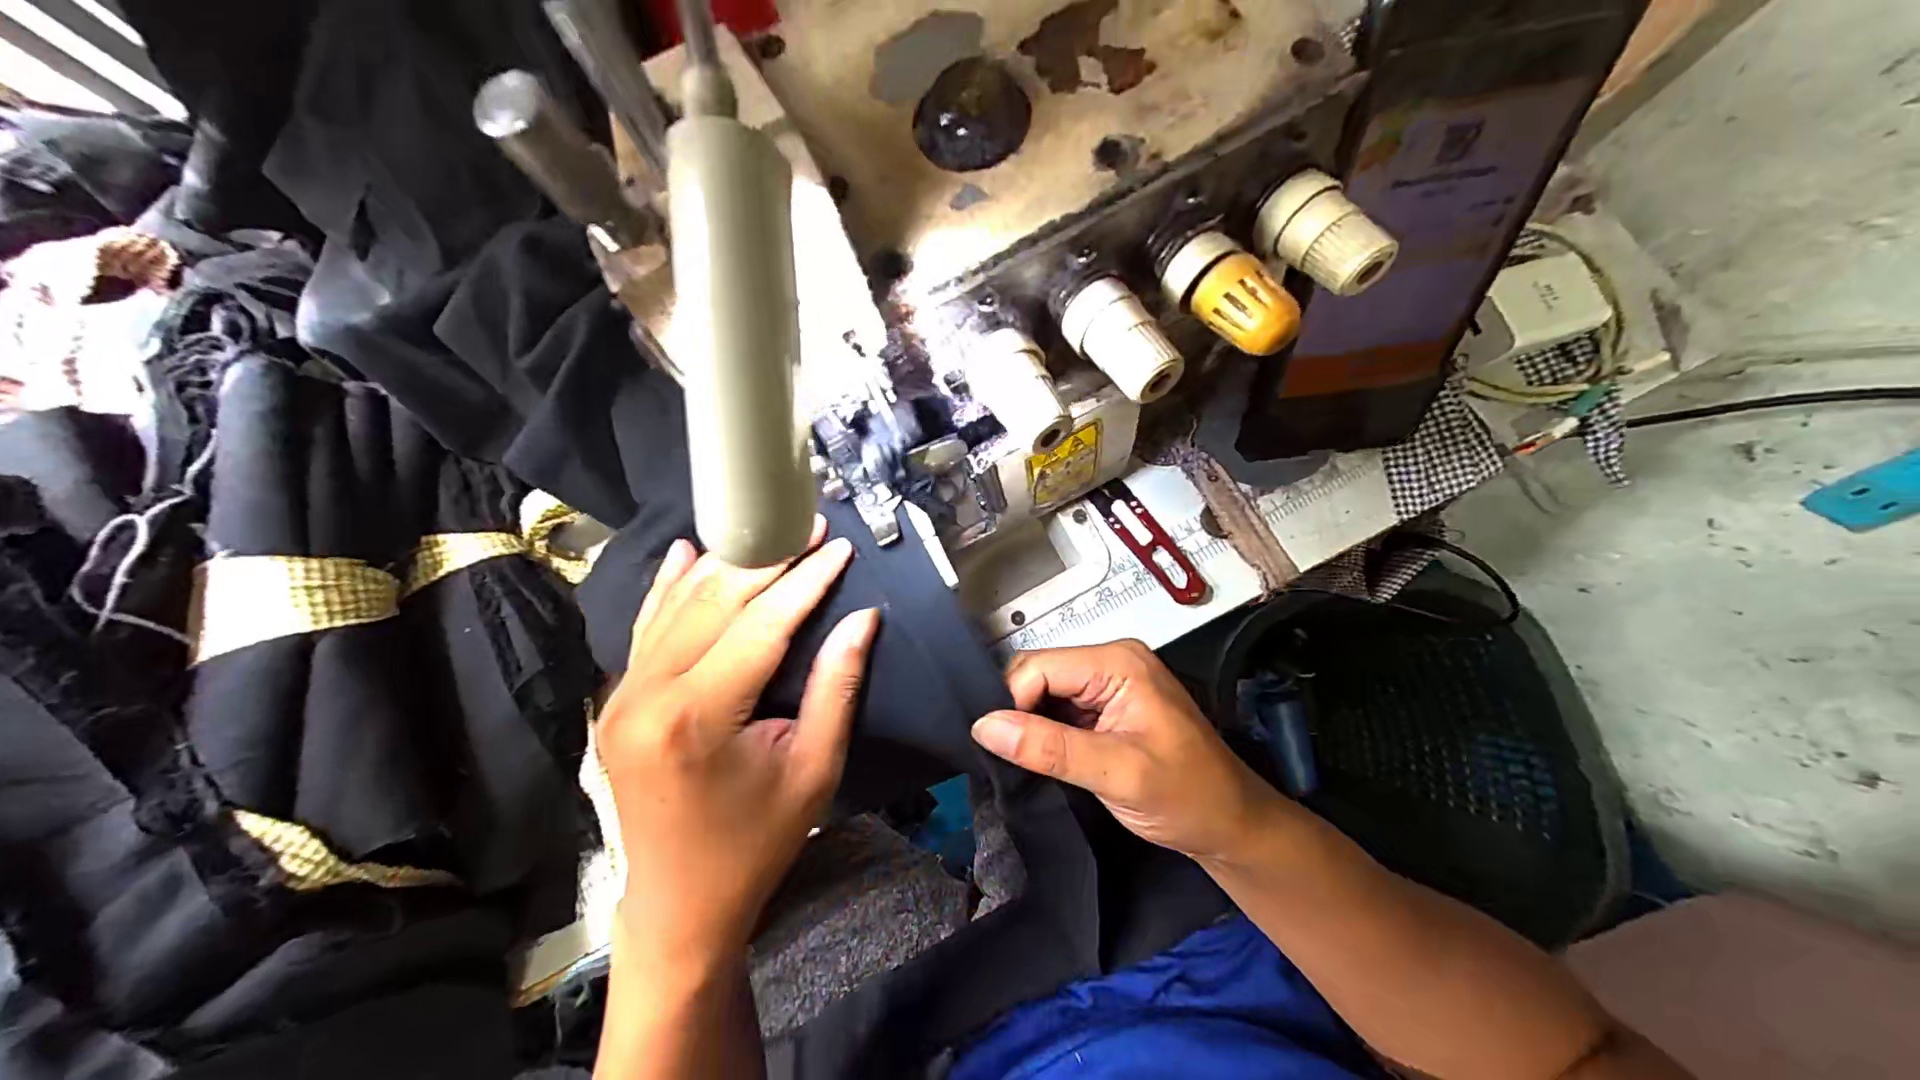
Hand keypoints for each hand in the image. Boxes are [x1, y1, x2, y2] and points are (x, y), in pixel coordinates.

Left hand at [596, 520, 879, 971]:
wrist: (677, 906)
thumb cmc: (755, 843)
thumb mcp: (814, 769)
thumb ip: (835, 686)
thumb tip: (863, 617)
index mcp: (698, 716)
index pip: (762, 623)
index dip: (806, 580)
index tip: (839, 546)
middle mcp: (647, 694)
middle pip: (716, 602)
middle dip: (769, 559)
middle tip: (809, 526)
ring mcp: (622, 695)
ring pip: (677, 605)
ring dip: (725, 564)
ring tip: (768, 530)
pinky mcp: (617, 701)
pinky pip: (647, 628)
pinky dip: (670, 587)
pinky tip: (688, 552)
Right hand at [969, 641, 1280, 863]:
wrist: (1232, 825)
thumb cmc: (1188, 797)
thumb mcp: (1118, 773)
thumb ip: (1050, 748)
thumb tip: (984, 727)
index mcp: (1117, 662)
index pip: (1038, 668)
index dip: (1014, 706)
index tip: (1009, 752)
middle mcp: (1111, 661)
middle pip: (1038, 675)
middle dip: (1021, 714)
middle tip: (1020, 761)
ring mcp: (1109, 682)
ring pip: (1044, 693)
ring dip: (1032, 725)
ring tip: (1032, 762)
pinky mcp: (1106, 705)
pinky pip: (1059, 708)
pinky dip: (1046, 732)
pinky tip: (1046, 757)